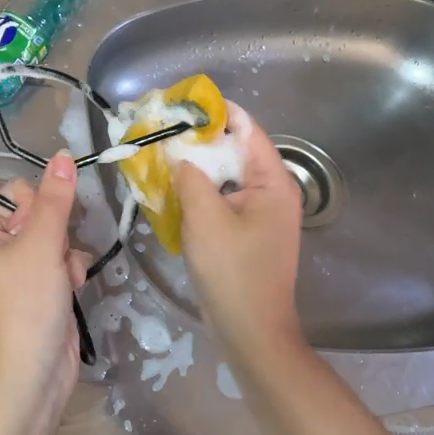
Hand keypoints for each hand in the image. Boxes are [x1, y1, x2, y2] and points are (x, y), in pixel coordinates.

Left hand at [0, 152, 90, 434]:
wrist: (32, 374)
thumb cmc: (22, 304)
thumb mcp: (40, 244)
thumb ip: (54, 199)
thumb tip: (61, 156)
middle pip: (10, 207)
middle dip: (38, 214)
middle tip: (47, 231)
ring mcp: (14, 267)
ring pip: (39, 231)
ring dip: (59, 242)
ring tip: (61, 265)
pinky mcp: (38, 285)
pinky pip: (53, 257)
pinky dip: (65, 265)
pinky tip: (72, 282)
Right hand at [175, 106, 305, 350]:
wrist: (251, 332)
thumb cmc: (233, 271)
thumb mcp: (204, 216)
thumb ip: (189, 174)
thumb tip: (178, 151)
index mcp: (273, 181)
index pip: (246, 127)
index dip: (214, 110)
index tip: (178, 102)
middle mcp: (272, 190)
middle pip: (235, 147)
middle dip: (199, 135)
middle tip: (161, 125)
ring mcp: (261, 211)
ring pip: (225, 172)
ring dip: (196, 162)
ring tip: (160, 150)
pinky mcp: (248, 229)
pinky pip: (222, 194)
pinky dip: (199, 185)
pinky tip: (171, 186)